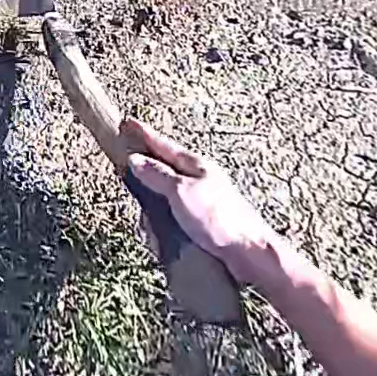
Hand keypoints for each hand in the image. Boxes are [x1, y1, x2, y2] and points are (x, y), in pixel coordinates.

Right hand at [121, 118, 281, 283]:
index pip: (161, 144)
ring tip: (153, 228)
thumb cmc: (219, 218)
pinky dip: (166, 229)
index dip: (143, 134)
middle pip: (162, 170)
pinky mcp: (202, 222)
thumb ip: (157, 175)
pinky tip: (165, 241)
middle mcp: (197, 179)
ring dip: (156, 213)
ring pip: (166, 198)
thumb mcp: (180, 192)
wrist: (250, 253)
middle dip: (145, 178)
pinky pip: (174, 219)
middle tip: (129, 176)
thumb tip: (136, 159)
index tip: (127, 123)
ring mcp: (200, 200)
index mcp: (194, 165)